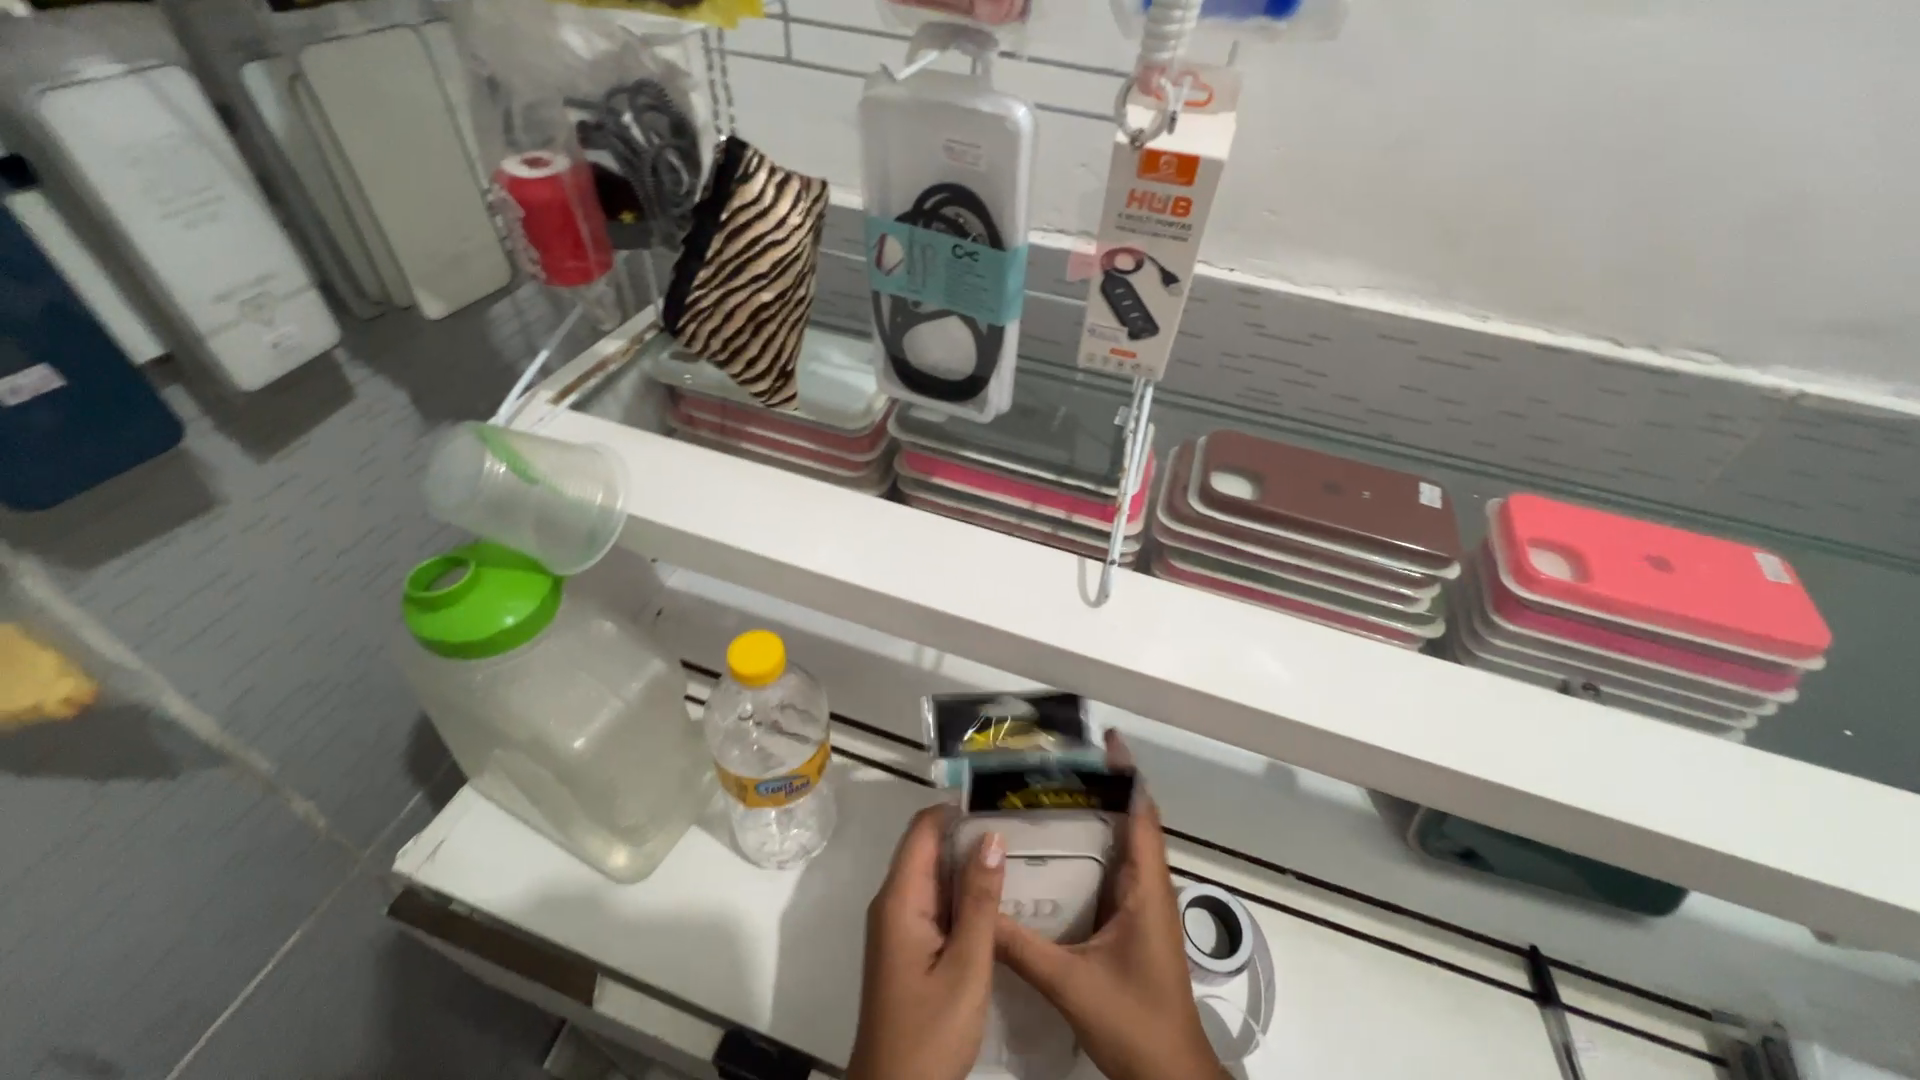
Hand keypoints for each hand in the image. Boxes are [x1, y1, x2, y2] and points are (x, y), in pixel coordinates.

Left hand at [848, 804, 1007, 1079]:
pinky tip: (997, 899)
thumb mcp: (966, 965)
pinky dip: (963, 896)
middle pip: (928, 850)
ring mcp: (899, 927)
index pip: (923, 830)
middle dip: (969, 834)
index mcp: (900, 900)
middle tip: (1021, 825)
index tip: (998, 798)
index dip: (956, 809)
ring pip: (934, 878)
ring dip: (969, 865)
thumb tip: (991, 836)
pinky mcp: (908, 948)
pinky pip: (935, 905)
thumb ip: (980, 901)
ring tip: (1019, 852)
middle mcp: (893, 904)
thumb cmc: (930, 1030)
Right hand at [996, 733, 1224, 1079]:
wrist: (1170, 1077)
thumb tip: (974, 904)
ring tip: (1040, 800)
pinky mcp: (1131, 928)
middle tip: (1048, 767)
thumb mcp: (1070, 983)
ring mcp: (1141, 910)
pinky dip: (1083, 859)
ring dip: (1090, 822)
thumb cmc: (1135, 1021)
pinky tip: (1047, 862)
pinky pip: (1107, 878)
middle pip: (1129, 824)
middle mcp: (1148, 889)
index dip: (1127, 774)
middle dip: (1097, 790)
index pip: (1142, 815)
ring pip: (1117, 851)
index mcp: (1147, 889)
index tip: (1104, 740)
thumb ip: (1020, 946)